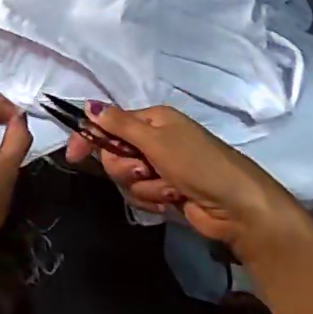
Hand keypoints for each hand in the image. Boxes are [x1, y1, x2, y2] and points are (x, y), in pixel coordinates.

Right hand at [64, 103, 303, 256]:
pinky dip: (153, 200)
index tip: (73, 155)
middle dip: (126, 167)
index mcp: (154, 120)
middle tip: (147, 170)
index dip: (88, 137)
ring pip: (125, 178)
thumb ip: (119, 124)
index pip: (107, 123)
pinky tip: (173, 201)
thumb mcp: (157, 140)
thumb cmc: (200, 165)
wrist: (239, 208)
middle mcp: (154, 141)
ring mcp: (159, 168)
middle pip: (112, 154)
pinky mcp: (164, 192)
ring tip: (170, 189)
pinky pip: (139, 195)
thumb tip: (88, 105)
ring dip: (144, 186)